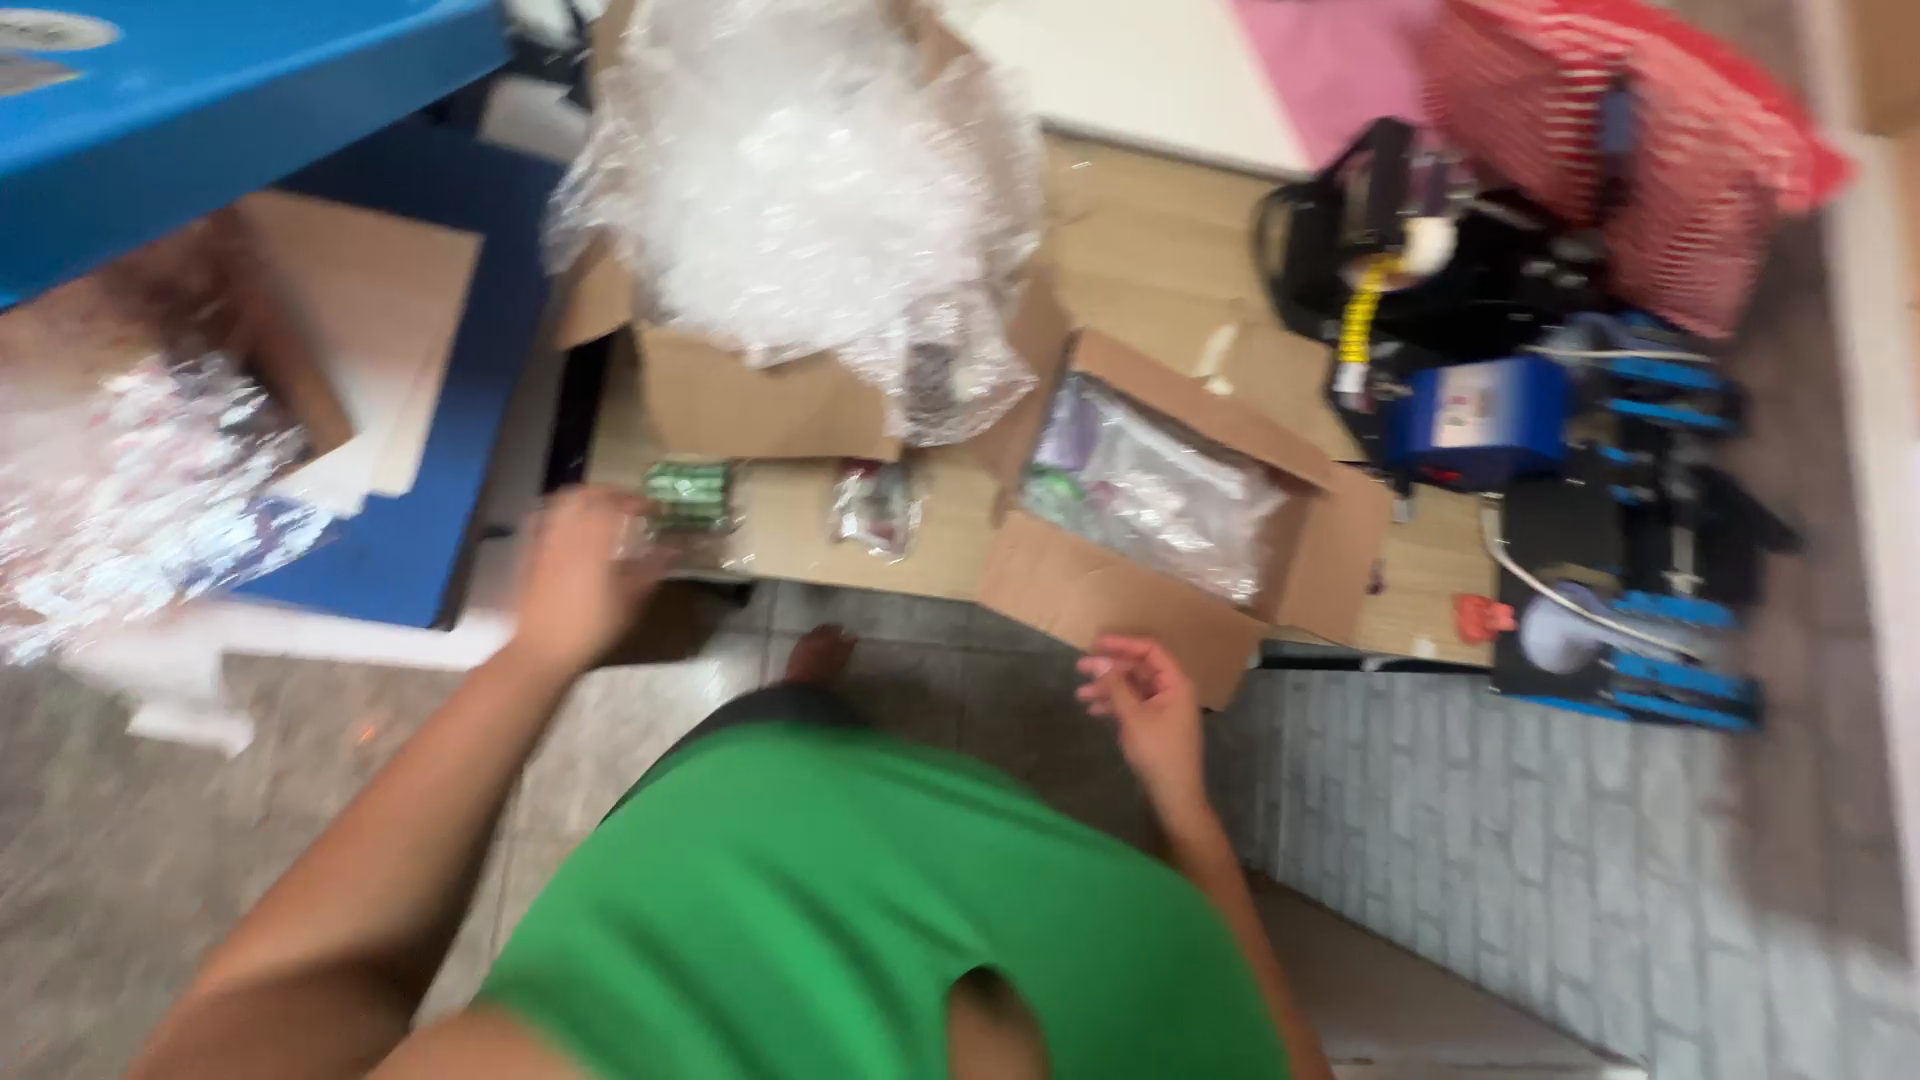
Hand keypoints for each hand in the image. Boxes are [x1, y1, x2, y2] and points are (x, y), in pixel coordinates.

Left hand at [507, 485, 675, 678]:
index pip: (614, 503)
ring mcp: (545, 543)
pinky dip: (563, 515)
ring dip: (585, 500)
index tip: (655, 509)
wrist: (542, 650)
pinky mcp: (531, 556)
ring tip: (603, 511)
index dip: (637, 500)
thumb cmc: (593, 627)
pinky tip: (575, 530)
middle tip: (628, 503)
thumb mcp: (631, 600)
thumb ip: (652, 568)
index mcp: (593, 543)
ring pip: (561, 504)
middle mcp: (566, 535)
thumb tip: (675, 548)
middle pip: (583, 494)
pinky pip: (546, 521)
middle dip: (608, 492)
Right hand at [1076, 635, 1208, 818]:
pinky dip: (1114, 704)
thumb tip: (1098, 661)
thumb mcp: (1133, 717)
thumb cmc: (1158, 753)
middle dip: (1109, 669)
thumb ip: (1115, 686)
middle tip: (1080, 668)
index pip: (1149, 651)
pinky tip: (1093, 710)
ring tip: (1080, 695)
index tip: (1095, 644)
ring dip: (1107, 688)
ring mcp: (1163, 707)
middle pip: (1138, 668)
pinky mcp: (1155, 723)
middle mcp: (1171, 690)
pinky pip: (1133, 704)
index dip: (1122, 644)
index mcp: (1175, 683)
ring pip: (1132, 687)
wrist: (1175, 795)